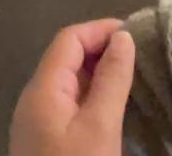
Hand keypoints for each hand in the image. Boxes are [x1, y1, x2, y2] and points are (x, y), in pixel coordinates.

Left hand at [9, 19, 135, 155]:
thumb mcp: (100, 126)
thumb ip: (112, 79)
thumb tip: (123, 36)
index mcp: (41, 88)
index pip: (69, 39)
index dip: (101, 30)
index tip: (135, 35)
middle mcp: (33, 100)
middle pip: (67, 58)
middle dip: (102, 51)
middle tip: (138, 58)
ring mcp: (36, 123)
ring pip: (69, 82)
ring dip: (99, 75)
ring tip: (131, 79)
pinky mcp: (43, 141)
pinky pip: (68, 104)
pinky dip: (92, 96)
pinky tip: (112, 108)